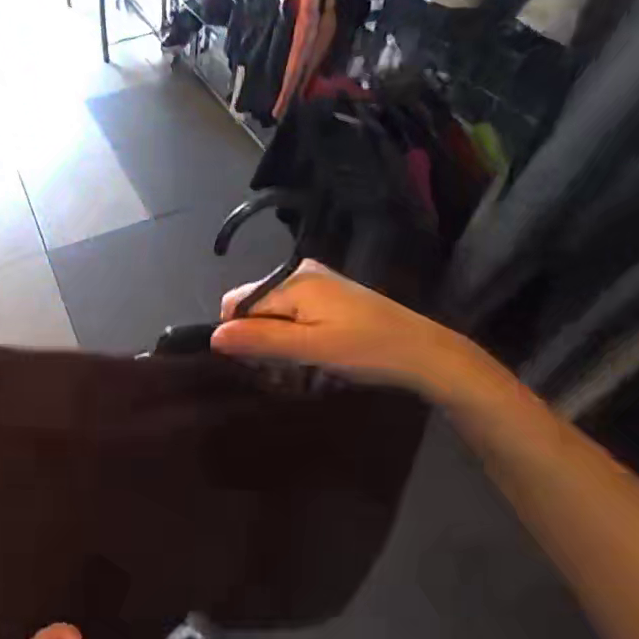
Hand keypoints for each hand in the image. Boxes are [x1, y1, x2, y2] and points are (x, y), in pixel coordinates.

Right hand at [211, 259, 503, 403]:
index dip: (240, 334)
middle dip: (259, 337)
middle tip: (285, 368)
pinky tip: (315, 352)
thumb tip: (213, 336)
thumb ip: (260, 339)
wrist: (426, 353)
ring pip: (272, 310)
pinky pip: (292, 311)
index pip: (237, 302)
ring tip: (303, 363)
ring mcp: (317, 280)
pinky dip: (294, 333)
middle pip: (254, 305)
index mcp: (292, 279)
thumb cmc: (367, 350)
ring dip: (277, 339)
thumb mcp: (310, 349)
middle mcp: (300, 271)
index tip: (262, 363)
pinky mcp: (330, 293)